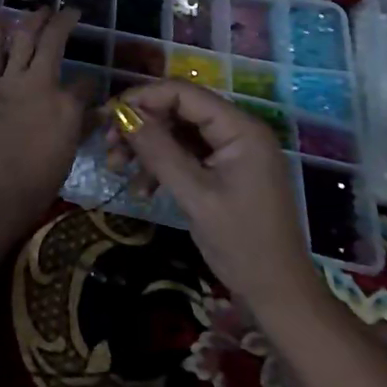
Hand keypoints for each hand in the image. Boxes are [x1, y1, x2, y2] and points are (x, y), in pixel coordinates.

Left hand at [0, 7, 86, 237]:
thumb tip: (93, 114)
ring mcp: (10, 83)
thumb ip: (79, 129)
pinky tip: (0, 23)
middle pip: (53, 43)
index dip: (90, 83)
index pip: (84, 84)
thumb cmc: (33, 184)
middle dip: (63, 23)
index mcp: (67, 107)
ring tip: (40, 7)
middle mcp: (41, 85)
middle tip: (71, 11)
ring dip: (31, 20)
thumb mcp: (66, 158)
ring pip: (22, 40)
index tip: (91, 84)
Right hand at [118, 80, 323, 323]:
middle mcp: (238, 131)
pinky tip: (141, 189)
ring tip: (117, 169)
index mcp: (240, 129)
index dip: (142, 98)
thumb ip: (158, 150)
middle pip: (177, 110)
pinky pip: (185, 154)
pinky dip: (161, 166)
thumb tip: (121, 114)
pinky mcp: (225, 170)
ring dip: (145, 147)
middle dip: (141, 125)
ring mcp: (232, 151)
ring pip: (177, 132)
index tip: (108, 116)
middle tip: (109, 146)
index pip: (183, 93)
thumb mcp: (194, 195)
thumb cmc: (241, 243)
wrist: (277, 294)